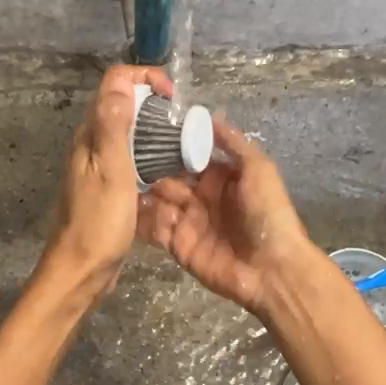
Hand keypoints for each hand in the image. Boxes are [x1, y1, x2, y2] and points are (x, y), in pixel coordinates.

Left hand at [38, 64, 173, 298]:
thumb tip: (121, 82)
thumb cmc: (98, 224)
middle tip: (183, 123)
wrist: (80, 272)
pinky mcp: (107, 190)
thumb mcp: (111, 172)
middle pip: (122, 106)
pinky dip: (149, 157)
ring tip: (182, 145)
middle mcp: (90, 146)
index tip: (172, 98)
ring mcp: (98, 169)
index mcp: (89, 136)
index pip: (113, 85)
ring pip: (128, 135)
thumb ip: (113, 127)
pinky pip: (131, 161)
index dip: (144, 80)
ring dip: (154, 132)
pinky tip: (167, 173)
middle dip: (153, 104)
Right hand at [137, 117, 316, 315]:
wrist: (271, 268)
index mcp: (219, 177)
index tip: (143, 131)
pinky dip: (139, 219)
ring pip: (157, 202)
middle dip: (148, 168)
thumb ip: (232, 142)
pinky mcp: (178, 246)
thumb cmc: (267, 213)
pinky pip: (155, 229)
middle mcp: (201, 198)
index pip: (187, 157)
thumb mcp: (258, 168)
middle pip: (168, 179)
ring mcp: (187, 222)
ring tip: (115, 177)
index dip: (168, 146)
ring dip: (139, 192)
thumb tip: (209, 116)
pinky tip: (120, 205)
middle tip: (120, 155)